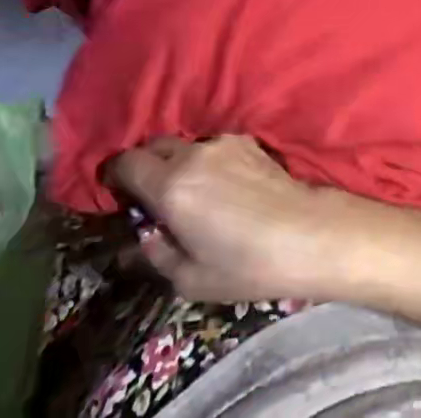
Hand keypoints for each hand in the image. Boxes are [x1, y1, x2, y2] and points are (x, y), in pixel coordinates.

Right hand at [107, 135, 339, 303]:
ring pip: (185, 145)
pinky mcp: (246, 141)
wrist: (305, 234)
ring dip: (178, 163)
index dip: (115, 175)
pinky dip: (206, 160)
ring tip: (192, 191)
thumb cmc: (245, 265)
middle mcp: (192, 155)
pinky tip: (223, 185)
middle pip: (154, 147)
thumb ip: (156, 254)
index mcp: (170, 187)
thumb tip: (143, 237)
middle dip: (146, 166)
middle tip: (152, 196)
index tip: (117, 193)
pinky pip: (213, 146)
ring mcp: (222, 143)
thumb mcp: (191, 278)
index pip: (127, 162)